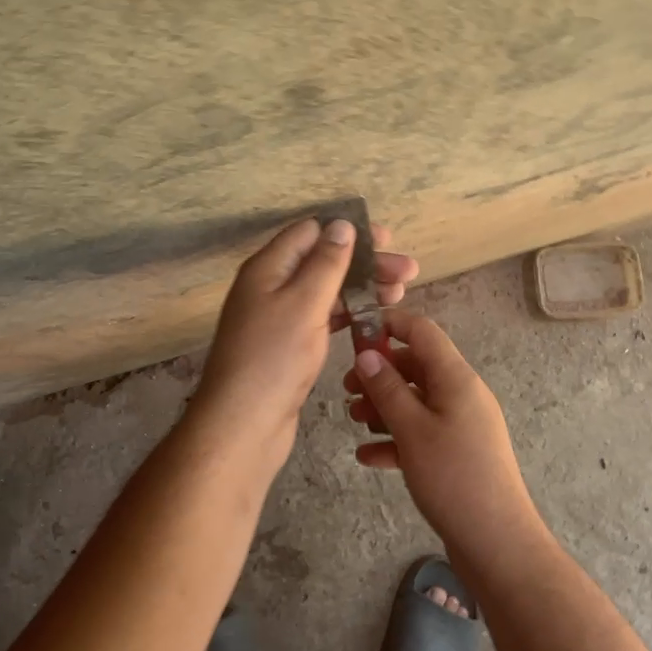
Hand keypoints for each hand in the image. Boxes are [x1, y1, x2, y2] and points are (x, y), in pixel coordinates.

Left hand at [194, 218, 418, 461]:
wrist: (243, 426)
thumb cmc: (274, 358)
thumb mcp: (304, 303)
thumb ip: (326, 263)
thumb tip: (341, 224)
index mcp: (268, 268)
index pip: (311, 232)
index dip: (349, 231)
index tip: (386, 239)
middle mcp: (271, 286)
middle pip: (323, 261)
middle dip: (365, 263)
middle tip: (408, 271)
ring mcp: (279, 317)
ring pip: (326, 291)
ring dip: (362, 289)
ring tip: (400, 294)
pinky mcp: (288, 345)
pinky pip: (323, 318)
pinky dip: (349, 315)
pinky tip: (376, 320)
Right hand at [344, 310, 541, 558]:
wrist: (497, 543)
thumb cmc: (453, 477)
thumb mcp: (412, 429)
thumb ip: (387, 389)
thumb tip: (367, 355)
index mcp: (456, 378)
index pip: (422, 331)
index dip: (389, 325)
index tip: (354, 334)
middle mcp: (461, 394)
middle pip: (416, 366)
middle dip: (380, 373)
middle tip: (347, 389)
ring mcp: (461, 425)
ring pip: (416, 401)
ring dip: (383, 407)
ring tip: (353, 421)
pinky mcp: (457, 454)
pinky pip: (421, 434)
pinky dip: (395, 439)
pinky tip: (367, 456)